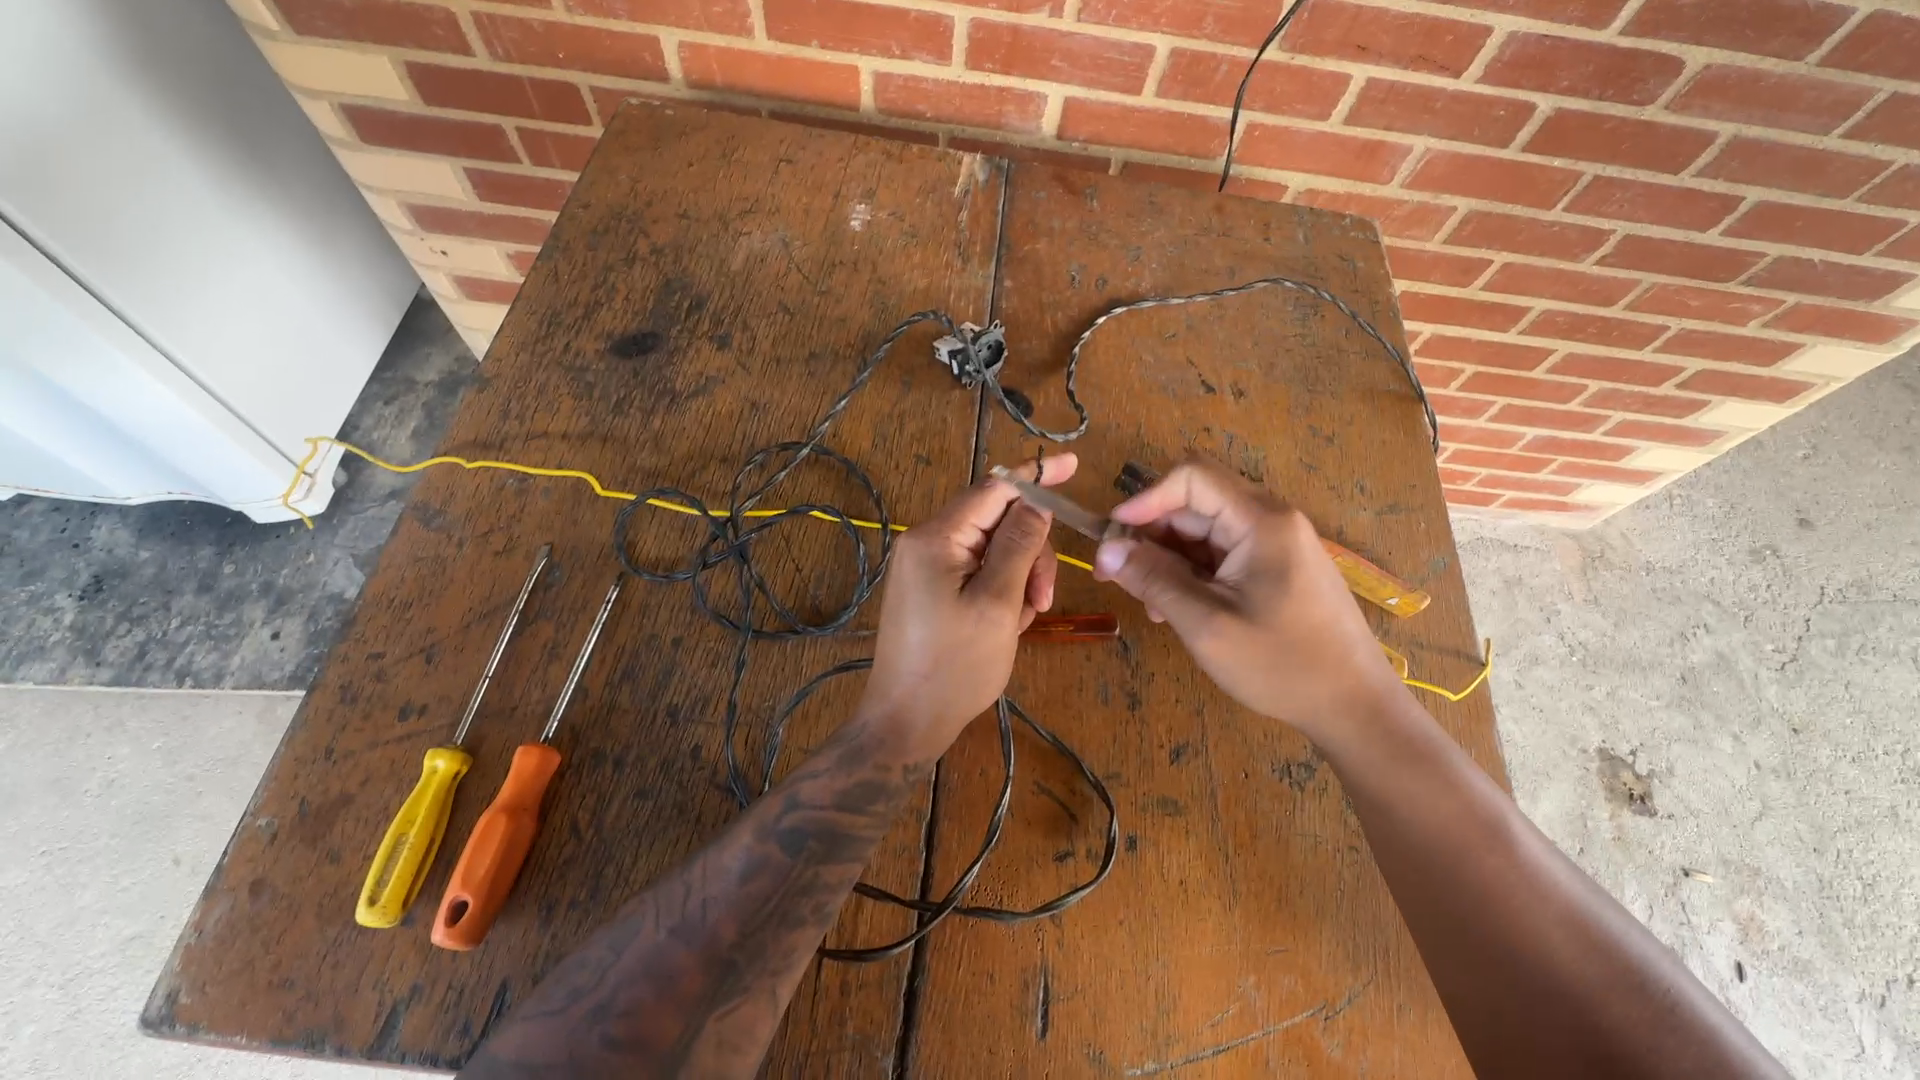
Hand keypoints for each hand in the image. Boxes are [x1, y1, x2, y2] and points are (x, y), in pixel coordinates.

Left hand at [862, 453, 1077, 755]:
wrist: (907, 721)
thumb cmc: (955, 667)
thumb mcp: (997, 603)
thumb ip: (1020, 546)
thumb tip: (1037, 501)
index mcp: (935, 538)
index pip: (994, 489)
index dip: (1036, 476)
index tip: (1074, 464)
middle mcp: (925, 542)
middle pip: (995, 521)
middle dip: (1030, 552)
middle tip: (1044, 598)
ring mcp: (925, 568)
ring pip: (991, 550)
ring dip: (1019, 578)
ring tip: (1023, 622)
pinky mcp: (930, 590)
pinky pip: (976, 573)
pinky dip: (1000, 592)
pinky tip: (1007, 625)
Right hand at [1091, 460, 1400, 739]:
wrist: (1355, 705)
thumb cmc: (1282, 665)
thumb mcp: (1206, 624)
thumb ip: (1153, 581)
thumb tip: (1105, 550)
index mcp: (1261, 521)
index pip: (1192, 478)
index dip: (1145, 500)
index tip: (1111, 537)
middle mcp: (1271, 520)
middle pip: (1196, 503)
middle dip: (1151, 533)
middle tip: (1115, 575)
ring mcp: (1277, 544)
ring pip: (1206, 531)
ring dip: (1169, 558)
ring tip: (1148, 603)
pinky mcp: (1277, 568)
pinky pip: (1223, 554)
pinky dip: (1193, 573)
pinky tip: (1177, 609)